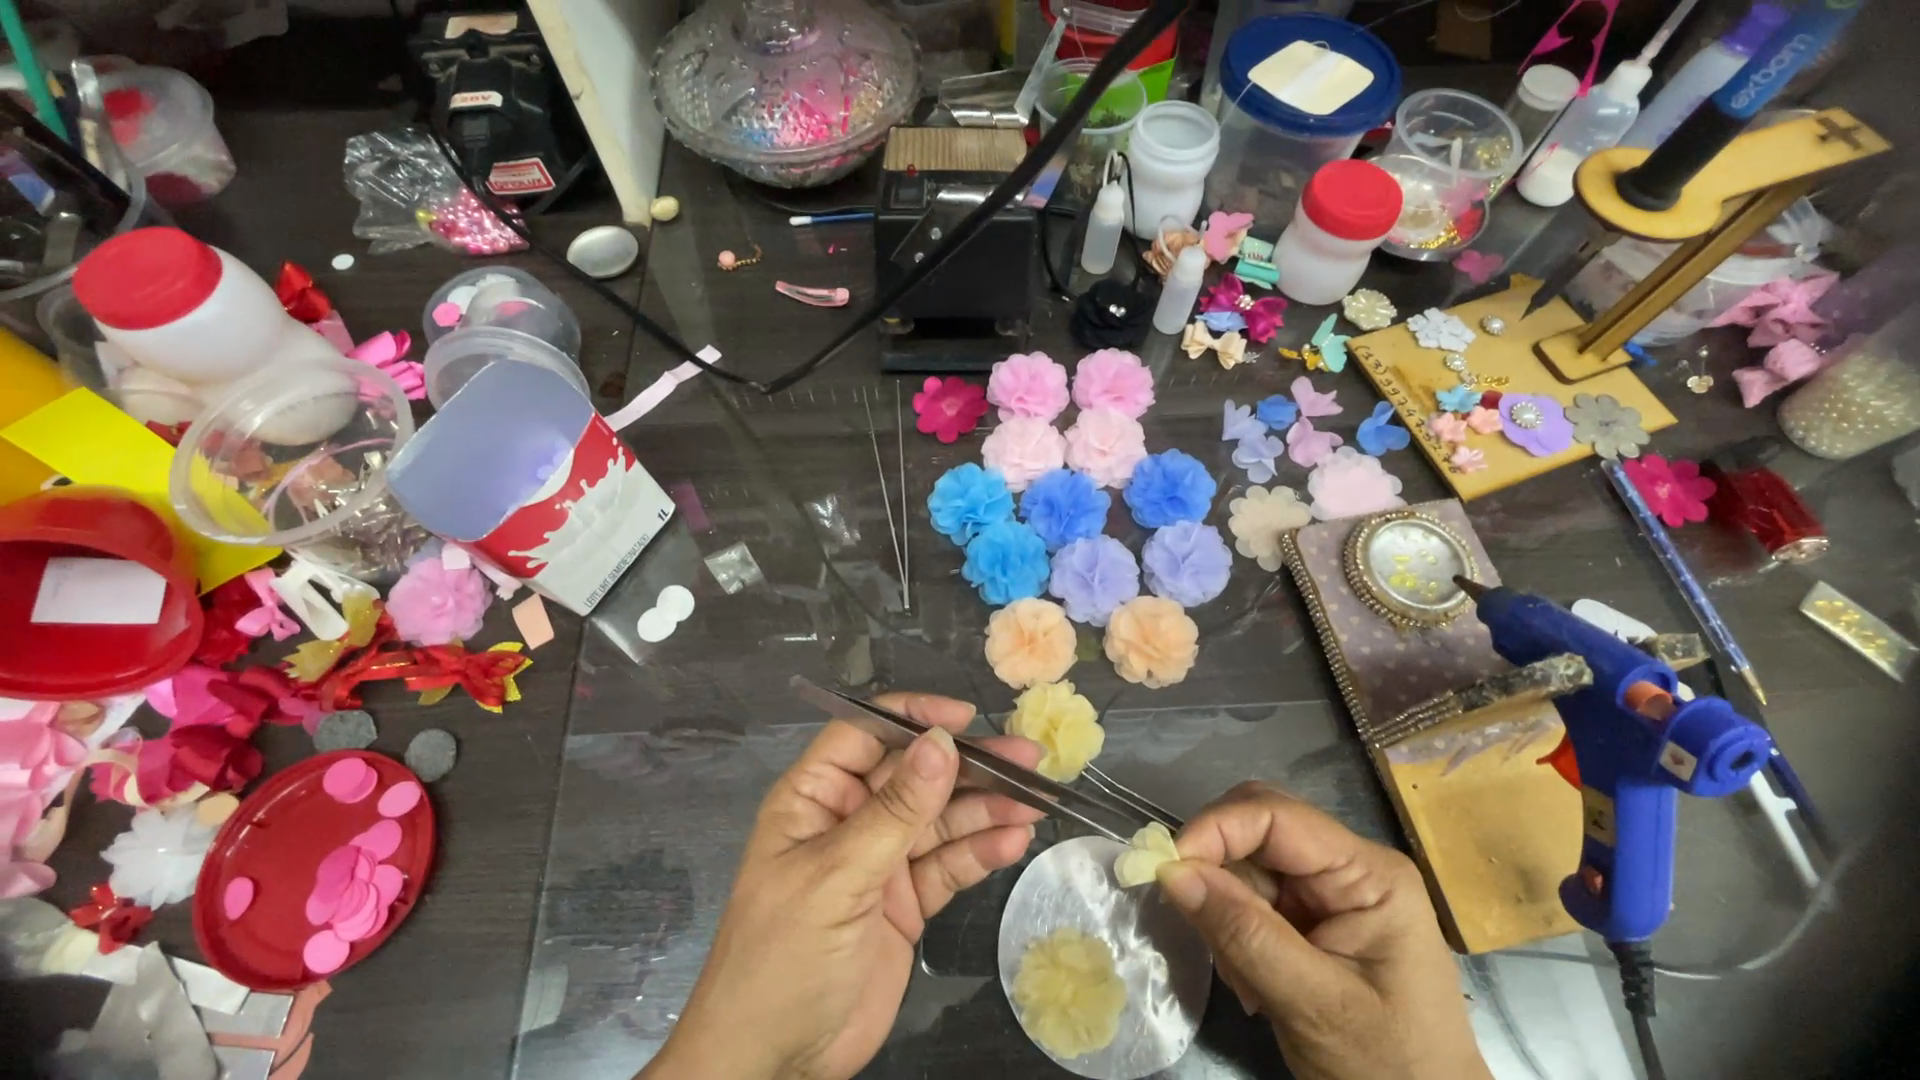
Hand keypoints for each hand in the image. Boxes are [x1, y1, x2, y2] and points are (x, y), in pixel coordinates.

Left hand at [640, 694, 1044, 1079]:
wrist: (774, 1060)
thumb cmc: (784, 956)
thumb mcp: (838, 876)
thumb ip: (895, 811)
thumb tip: (941, 743)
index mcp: (815, 798)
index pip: (865, 734)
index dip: (913, 719)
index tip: (965, 719)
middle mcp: (850, 819)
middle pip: (915, 775)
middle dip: (969, 766)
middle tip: (1027, 759)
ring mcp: (880, 861)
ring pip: (940, 820)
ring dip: (986, 809)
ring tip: (1035, 802)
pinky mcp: (905, 902)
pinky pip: (948, 865)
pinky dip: (980, 853)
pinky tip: (1014, 842)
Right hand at [1156, 783, 1491, 1079]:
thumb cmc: (1387, 1065)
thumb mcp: (1314, 1005)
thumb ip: (1244, 935)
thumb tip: (1170, 872)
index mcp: (1368, 873)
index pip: (1276, 816)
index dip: (1216, 829)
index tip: (1167, 869)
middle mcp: (1347, 865)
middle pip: (1256, 825)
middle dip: (1216, 865)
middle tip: (1197, 919)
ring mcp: (1327, 889)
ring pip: (1245, 860)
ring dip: (1223, 907)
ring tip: (1243, 978)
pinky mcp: (1309, 914)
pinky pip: (1249, 894)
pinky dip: (1232, 928)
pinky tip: (1252, 979)